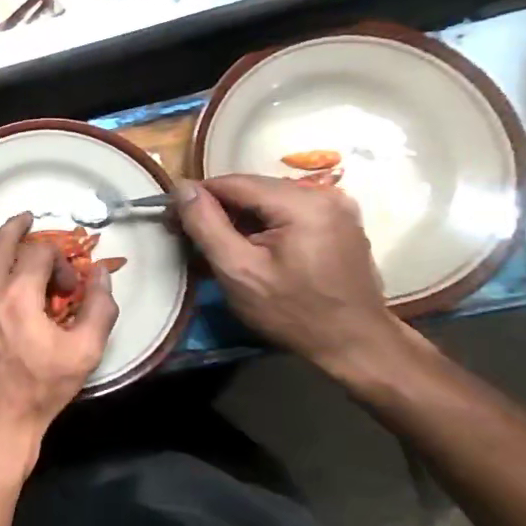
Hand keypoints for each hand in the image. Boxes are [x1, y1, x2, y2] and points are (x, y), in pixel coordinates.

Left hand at [0, 205, 118, 456]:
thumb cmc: (38, 390)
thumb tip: (101, 273)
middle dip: (19, 229)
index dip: (60, 263)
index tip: (69, 288)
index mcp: (19, 295)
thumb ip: (99, 309)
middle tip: (28, 220)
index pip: (41, 256)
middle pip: (2, 244)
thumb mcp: (84, 353)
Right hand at [173, 175, 408, 377]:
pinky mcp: (338, 221)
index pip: (233, 182)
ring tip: (214, 243)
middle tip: (186, 234)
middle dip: (216, 207)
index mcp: (302, 203)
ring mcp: (336, 206)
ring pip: (267, 198)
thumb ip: (206, 224)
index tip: (170, 218)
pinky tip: (248, 246)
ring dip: (237, 216)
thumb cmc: (292, 313)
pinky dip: (261, 222)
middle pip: (251, 188)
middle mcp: (324, 194)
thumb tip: (181, 188)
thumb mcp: (238, 271)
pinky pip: (286, 210)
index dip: (196, 196)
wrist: (355, 344)